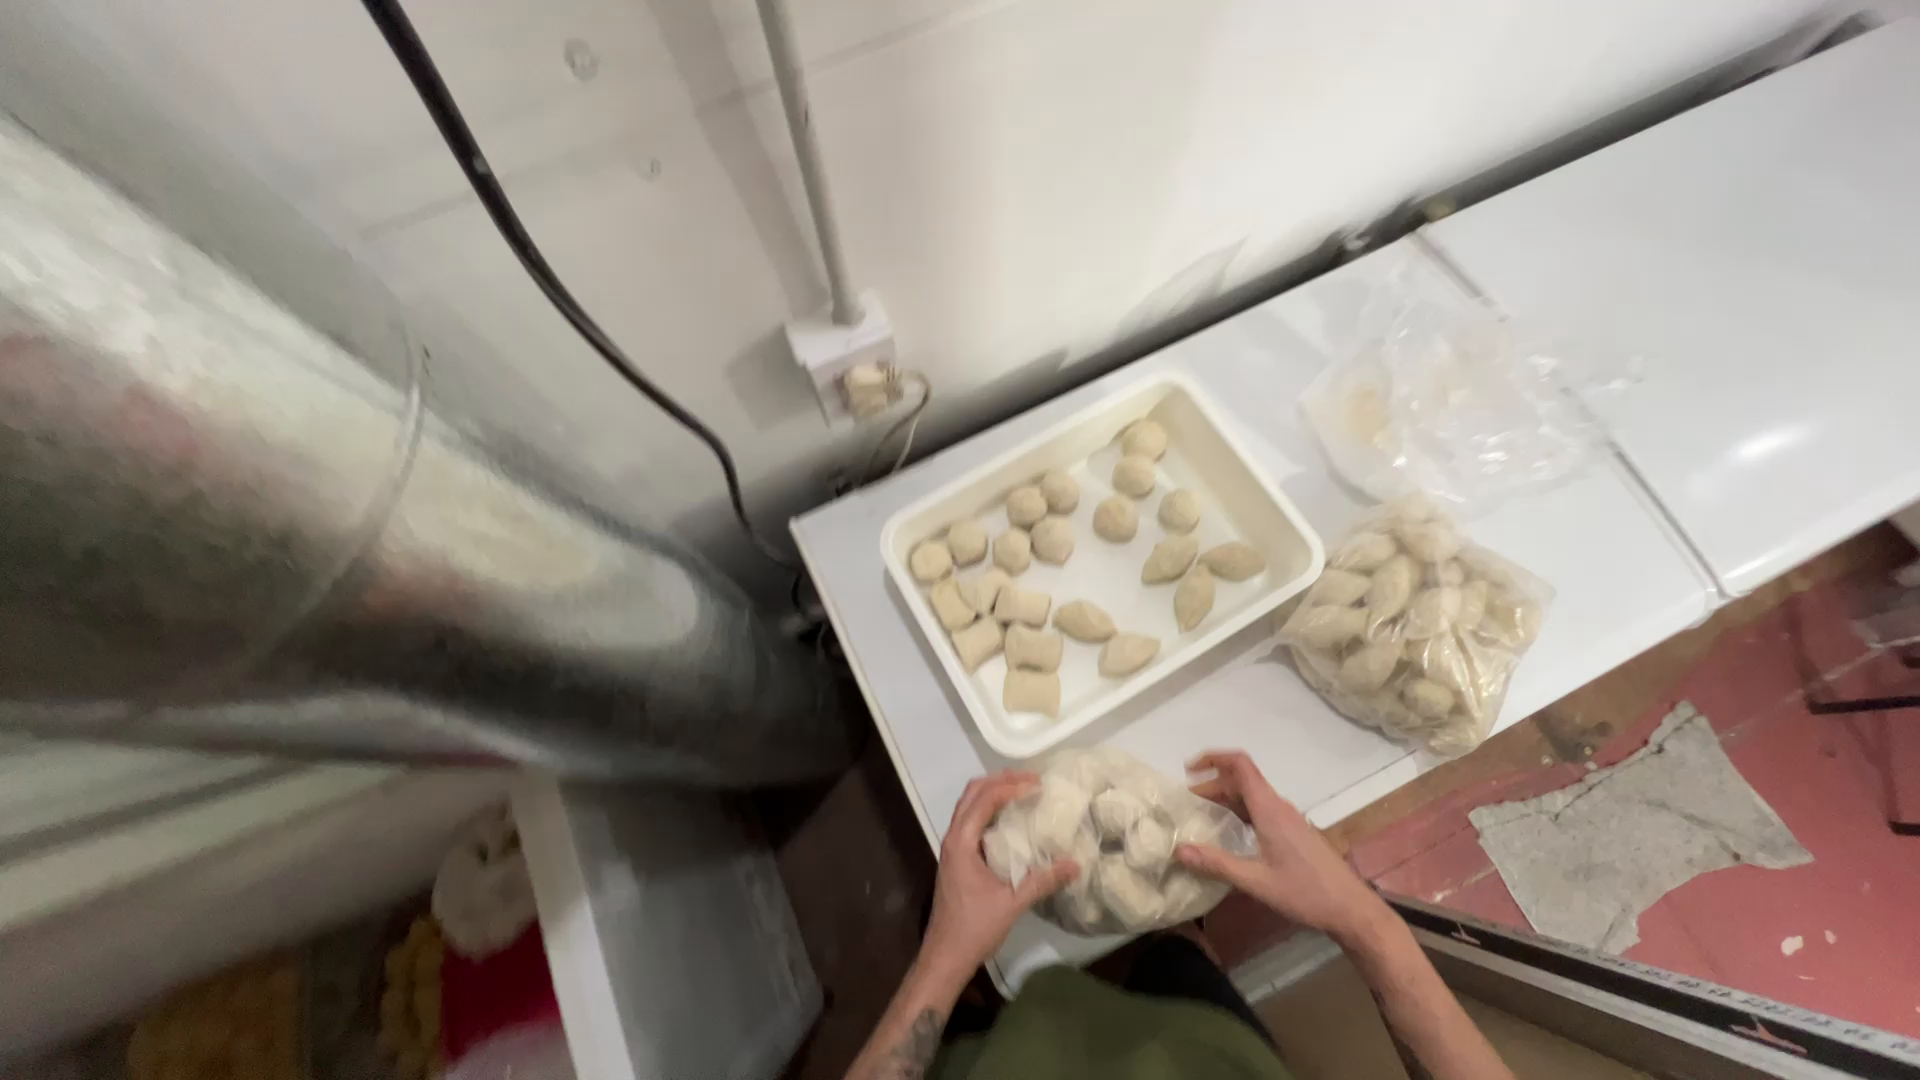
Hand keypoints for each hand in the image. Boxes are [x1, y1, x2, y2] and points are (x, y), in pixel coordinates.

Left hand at [921, 771, 1079, 977]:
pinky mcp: (956, 857)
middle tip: (1031, 779)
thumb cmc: (974, 928)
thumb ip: (1043, 881)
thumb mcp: (1012, 903)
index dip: (1010, 786)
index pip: (985, 799)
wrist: (946, 955)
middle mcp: (953, 837)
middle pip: (973, 793)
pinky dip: (989, 809)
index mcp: (962, 842)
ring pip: (969, 804)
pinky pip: (971, 819)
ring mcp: (952, 846)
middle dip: (1001, 780)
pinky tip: (1011, 818)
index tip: (1037, 783)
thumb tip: (1075, 863)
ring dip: (993, 792)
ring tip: (1022, 790)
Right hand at [1175, 750, 1389, 945]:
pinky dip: (1239, 812)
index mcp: (1269, 809)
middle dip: (1212, 784)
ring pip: (1251, 795)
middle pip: (1241, 780)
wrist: (1353, 910)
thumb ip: (1217, 864)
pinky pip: (1260, 810)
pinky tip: (1230, 833)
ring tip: (1203, 815)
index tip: (1188, 770)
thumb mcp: (1256, 882)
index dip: (1213, 758)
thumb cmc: (1306, 893)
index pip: (1240, 765)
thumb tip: (1178, 850)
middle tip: (1188, 803)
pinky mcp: (1293, 832)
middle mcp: (1278, 807)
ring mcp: (1288, 819)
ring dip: (1225, 798)